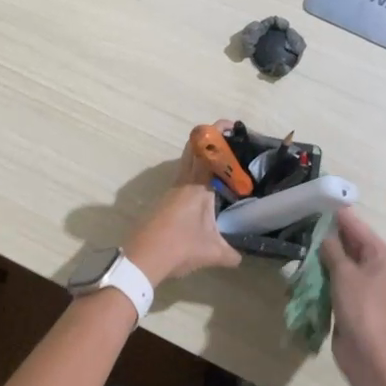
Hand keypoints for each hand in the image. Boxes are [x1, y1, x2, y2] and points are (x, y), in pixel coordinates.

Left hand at [123, 122, 242, 284]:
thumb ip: (231, 253)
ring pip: (187, 164)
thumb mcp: (212, 253)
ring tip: (224, 169)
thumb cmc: (179, 248)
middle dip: (209, 139)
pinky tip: (206, 194)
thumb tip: (242, 257)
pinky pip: (183, 180)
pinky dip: (196, 176)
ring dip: (202, 159)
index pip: (208, 151)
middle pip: (193, 149)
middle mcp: (183, 183)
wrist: (142, 259)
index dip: (218, 133)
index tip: (232, 126)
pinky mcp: (163, 202)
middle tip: (229, 141)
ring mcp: (170, 191)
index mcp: (197, 187)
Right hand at [321, 207, 385, 375]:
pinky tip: (307, 268)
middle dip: (330, 235)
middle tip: (305, 221)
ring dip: (325, 256)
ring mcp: (365, 286)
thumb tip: (325, 235)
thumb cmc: (361, 308)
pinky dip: (325, 275)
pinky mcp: (353, 302)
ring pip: (343, 263)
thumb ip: (333, 250)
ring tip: (303, 241)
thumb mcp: (345, 274)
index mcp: (381, 256)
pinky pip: (338, 281)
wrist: (370, 355)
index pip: (358, 227)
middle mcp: (376, 267)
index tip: (319, 201)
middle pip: (351, 243)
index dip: (339, 215)